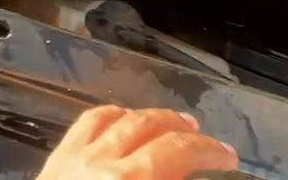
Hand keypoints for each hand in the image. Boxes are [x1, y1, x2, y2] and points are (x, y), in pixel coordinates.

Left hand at [37, 105, 237, 179]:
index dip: (208, 152)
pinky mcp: (58, 158)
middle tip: (205, 137)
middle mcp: (106, 166)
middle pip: (151, 130)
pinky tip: (123, 117)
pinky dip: (113, 114)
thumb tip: (181, 178)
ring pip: (120, 118)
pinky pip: (88, 122)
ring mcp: (79, 157)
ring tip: (172, 122)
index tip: (229, 157)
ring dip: (151, 117)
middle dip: (183, 130)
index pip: (178, 155)